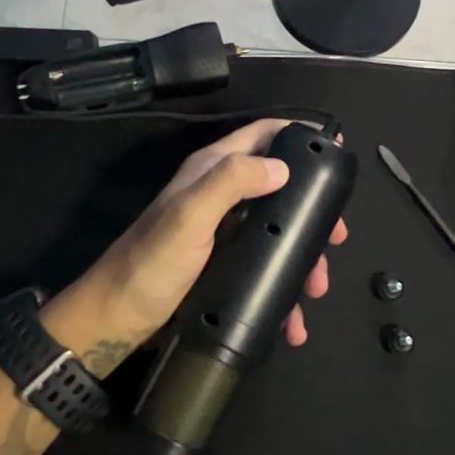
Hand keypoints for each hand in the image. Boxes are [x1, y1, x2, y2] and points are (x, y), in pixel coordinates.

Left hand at [90, 119, 346, 347]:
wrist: (117, 321)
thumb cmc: (151, 264)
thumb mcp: (190, 216)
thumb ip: (231, 182)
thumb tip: (284, 166)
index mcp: (211, 170)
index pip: (261, 134)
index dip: (298, 134)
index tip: (335, 151)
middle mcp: (220, 195)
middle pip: (279, 186)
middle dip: (312, 210)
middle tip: (337, 237)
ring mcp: (223, 233)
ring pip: (276, 233)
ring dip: (301, 258)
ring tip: (316, 289)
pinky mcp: (223, 267)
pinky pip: (263, 269)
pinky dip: (281, 290)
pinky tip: (293, 320)